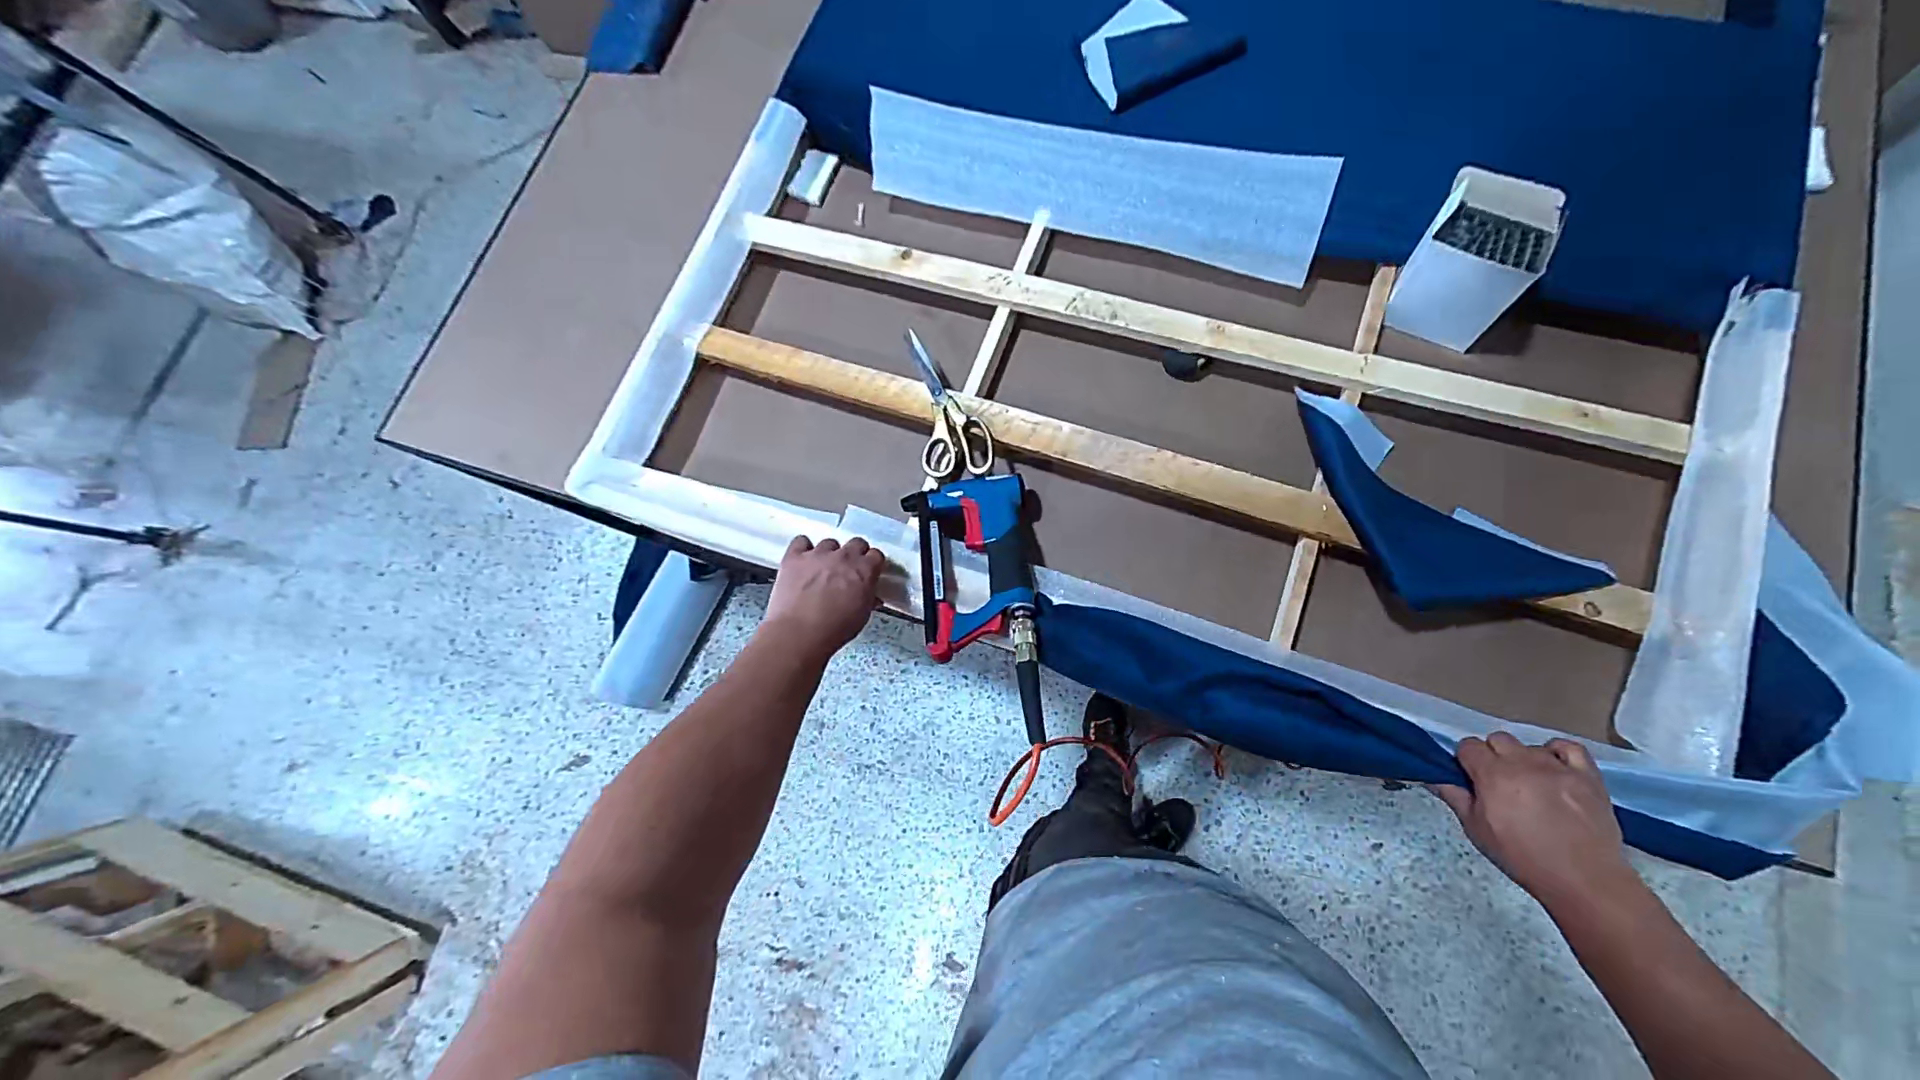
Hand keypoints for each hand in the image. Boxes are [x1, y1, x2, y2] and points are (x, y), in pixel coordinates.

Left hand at [761, 535, 885, 660]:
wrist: (801, 633)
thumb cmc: (832, 628)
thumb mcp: (861, 616)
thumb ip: (867, 599)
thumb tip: (869, 598)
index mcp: (864, 571)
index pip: (875, 555)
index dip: (872, 563)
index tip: (869, 569)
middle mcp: (843, 557)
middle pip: (856, 543)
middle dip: (854, 553)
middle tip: (849, 568)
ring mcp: (818, 555)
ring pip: (829, 543)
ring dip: (828, 553)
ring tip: (823, 568)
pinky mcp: (795, 558)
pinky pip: (801, 541)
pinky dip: (802, 547)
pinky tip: (803, 558)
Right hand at [1431, 733, 1638, 908]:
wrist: (1584, 879)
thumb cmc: (1522, 857)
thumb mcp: (1476, 829)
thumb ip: (1454, 797)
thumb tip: (1433, 778)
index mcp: (1492, 774)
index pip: (1468, 746)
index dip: (1466, 761)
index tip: (1472, 779)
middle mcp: (1523, 763)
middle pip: (1498, 739)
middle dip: (1493, 756)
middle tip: (1500, 782)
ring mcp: (1558, 768)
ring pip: (1530, 745)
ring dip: (1525, 759)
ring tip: (1532, 784)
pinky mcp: (1588, 776)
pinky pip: (1570, 748)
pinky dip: (1559, 753)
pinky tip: (1556, 768)